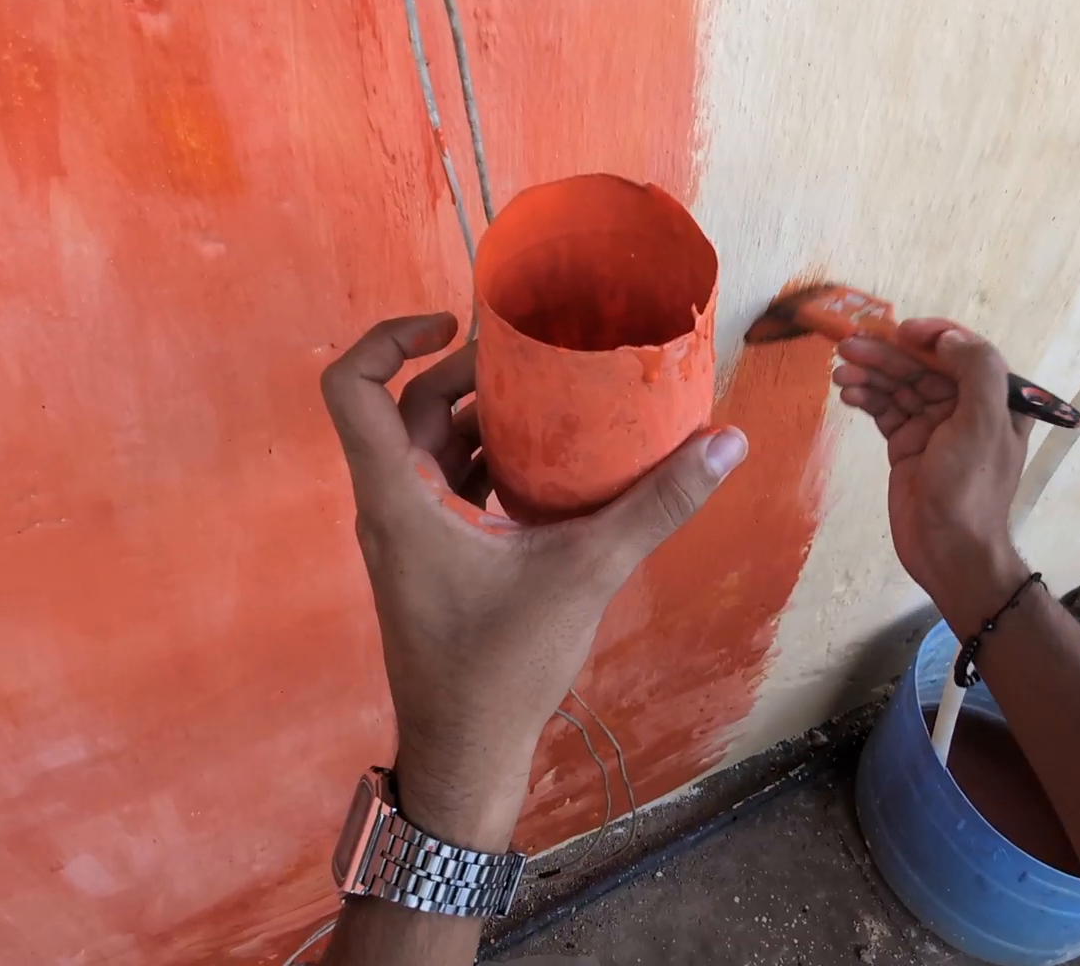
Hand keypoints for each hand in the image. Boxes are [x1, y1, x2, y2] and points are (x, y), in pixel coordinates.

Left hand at [320, 313, 748, 848]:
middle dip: (464, 373)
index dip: (387, 337)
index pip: (352, 389)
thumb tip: (727, 442)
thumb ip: (657, 507)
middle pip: (407, 408)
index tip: (452, 324)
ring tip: (548, 399)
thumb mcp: (587, 573)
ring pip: (429, 447)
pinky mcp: (431, 557)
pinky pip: (448, 484)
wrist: (465, 754)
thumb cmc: (504, 666)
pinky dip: (486, 459)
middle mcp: (392, 505)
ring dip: (480, 416)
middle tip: (533, 358)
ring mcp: (408, 534)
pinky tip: (544, 465)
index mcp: (400, 496)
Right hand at [831, 319, 1033, 632]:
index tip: (898, 332)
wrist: (947, 550)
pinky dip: (866, 399)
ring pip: (898, 387)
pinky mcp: (906, 445)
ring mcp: (932, 427)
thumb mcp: (982, 425)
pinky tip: (847, 394)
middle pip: (921, 368)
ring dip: (869, 376)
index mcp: (994, 399)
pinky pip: (884, 411)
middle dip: (886, 355)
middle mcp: (964, 408)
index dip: (930, 336)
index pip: (961, 352)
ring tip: (840, 374)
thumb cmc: (969, 487)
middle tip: (847, 347)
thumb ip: (975, 372)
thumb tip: (949, 338)